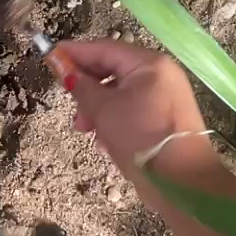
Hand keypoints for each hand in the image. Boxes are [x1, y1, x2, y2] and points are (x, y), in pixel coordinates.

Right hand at [62, 40, 208, 170]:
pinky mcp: (167, 119)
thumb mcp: (103, 110)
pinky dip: (115, 119)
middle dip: (87, 88)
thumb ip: (80, 86)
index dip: (75, 53)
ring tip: (86, 130)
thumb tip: (64, 70)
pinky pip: (133, 109)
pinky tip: (105, 140)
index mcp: (148, 64)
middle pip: (112, 70)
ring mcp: (166, 97)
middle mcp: (160, 74)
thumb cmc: (141, 139)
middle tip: (70, 103)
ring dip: (98, 108)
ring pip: (120, 92)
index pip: (104, 49)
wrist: (184, 186)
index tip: (51, 55)